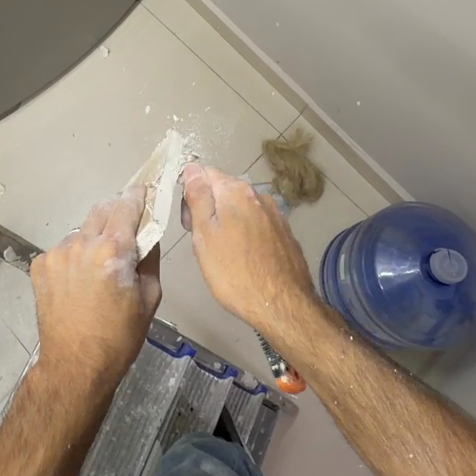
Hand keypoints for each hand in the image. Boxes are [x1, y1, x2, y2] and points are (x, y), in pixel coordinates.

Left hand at [29, 185, 162, 385]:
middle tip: (124, 229)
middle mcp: (83, 243)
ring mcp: (57, 253)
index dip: (137, 195)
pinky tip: (78, 281)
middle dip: (116, 212)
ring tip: (98, 267)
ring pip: (82, 230)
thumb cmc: (119, 337)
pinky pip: (64, 249)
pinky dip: (74, 256)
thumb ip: (149, 256)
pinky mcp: (41, 265)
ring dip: (94, 238)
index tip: (143, 190)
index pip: (127, 205)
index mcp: (113, 249)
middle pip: (102, 209)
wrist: (74, 366)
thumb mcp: (150, 297)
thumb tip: (149, 231)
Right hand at [181, 163, 321, 339]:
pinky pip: (257, 225)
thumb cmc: (235, 273)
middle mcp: (259, 195)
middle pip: (223, 190)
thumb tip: (192, 168)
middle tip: (203, 243)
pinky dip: (246, 235)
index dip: (190, 194)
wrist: (283, 307)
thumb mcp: (204, 235)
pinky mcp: (285, 234)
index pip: (204, 173)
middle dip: (209, 209)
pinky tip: (245, 259)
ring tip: (223, 255)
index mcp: (236, 191)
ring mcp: (276, 215)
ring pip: (240, 209)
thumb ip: (198, 198)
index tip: (190, 222)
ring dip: (227, 223)